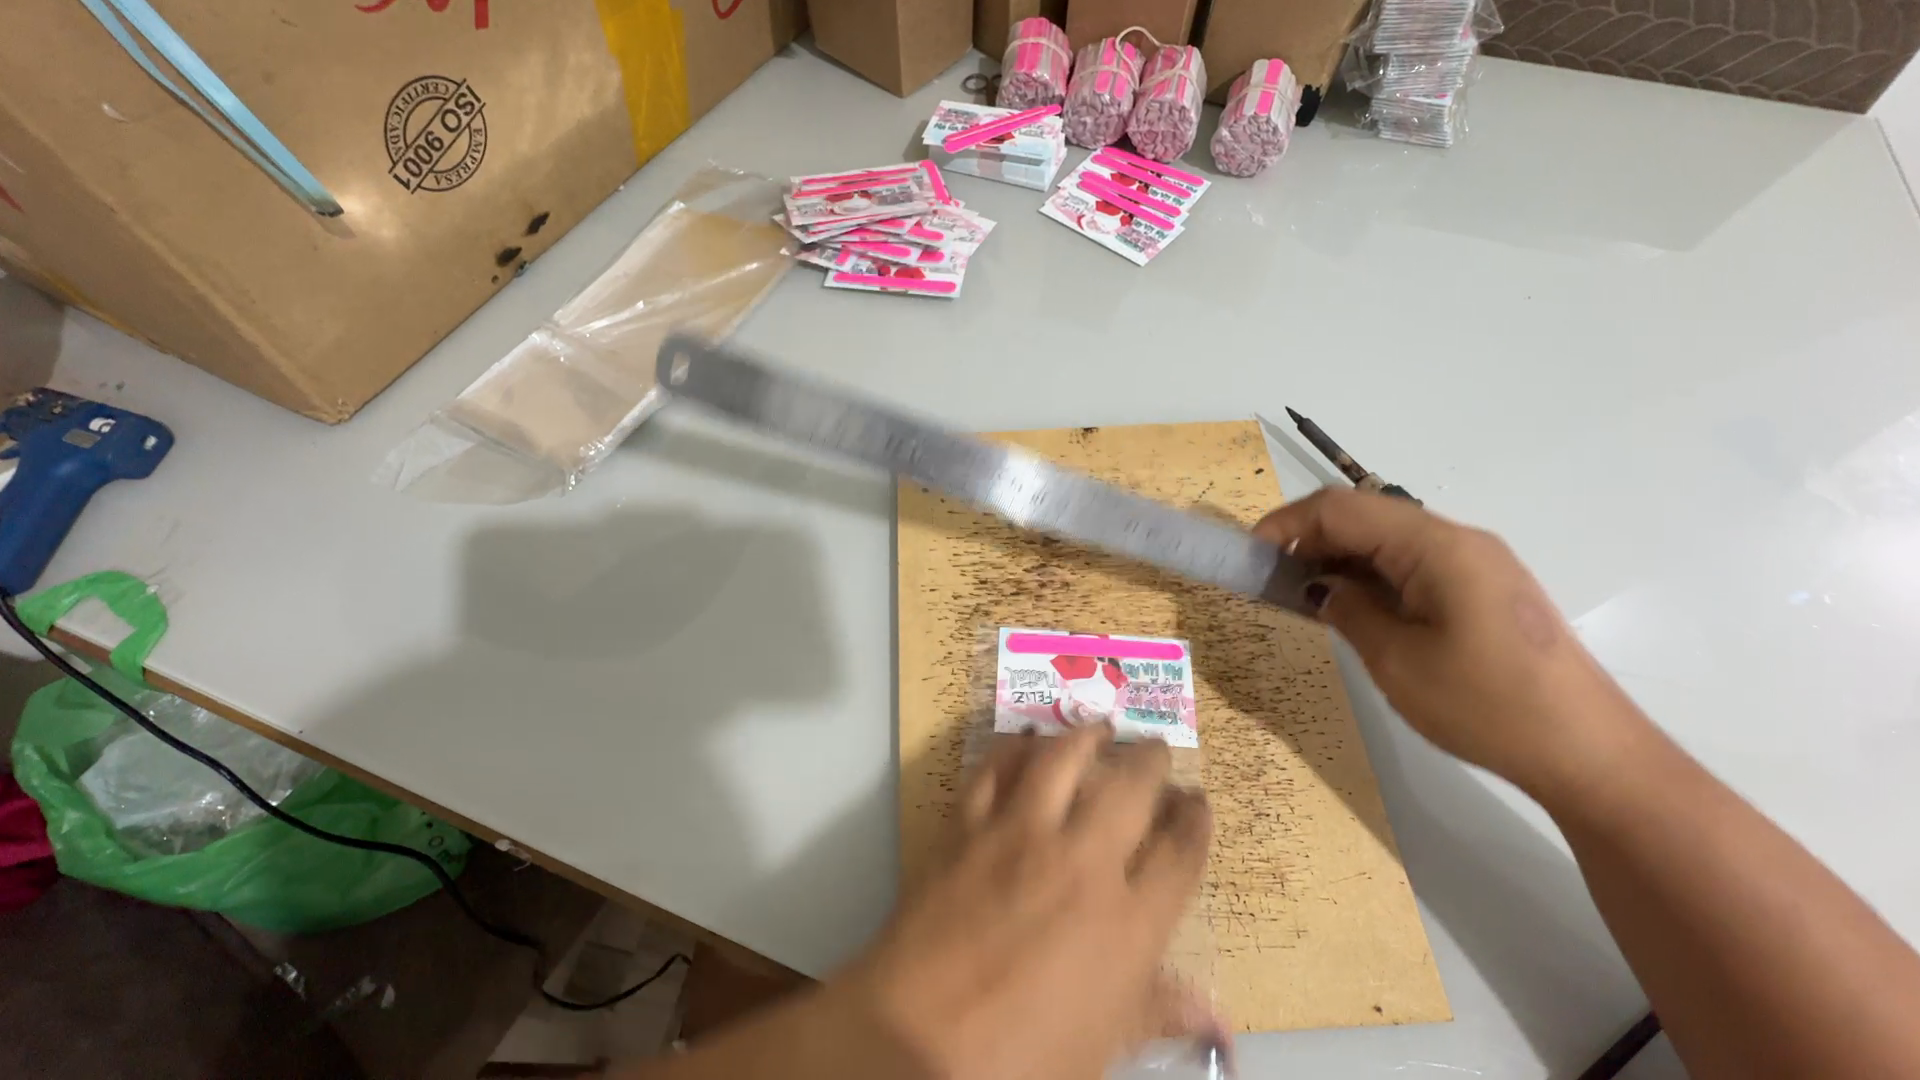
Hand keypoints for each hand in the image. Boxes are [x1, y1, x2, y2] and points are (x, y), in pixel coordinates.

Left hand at [842, 725, 1216, 1079]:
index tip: (1197, 800)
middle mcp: (1082, 862)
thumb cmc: (1021, 1058)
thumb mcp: (1102, 1045)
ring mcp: (1021, 836)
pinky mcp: (967, 828)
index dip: (1195, 820)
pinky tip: (1022, 740)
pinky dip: (1011, 748)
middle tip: (1155, 748)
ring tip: (1098, 726)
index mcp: (1129, 923)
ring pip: (1063, 761)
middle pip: (1130, 789)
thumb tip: (1216, 1017)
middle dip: (1151, 762)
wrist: (917, 1040)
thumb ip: (1157, 1012)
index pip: (1180, 853)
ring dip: (1085, 737)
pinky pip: (993, 770)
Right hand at [1254, 488, 1637, 793]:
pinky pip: (1413, 563)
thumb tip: (1319, 586)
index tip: (1251, 555)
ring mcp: (1476, 563)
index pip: (1344, 508)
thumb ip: (1349, 610)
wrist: (1588, 752)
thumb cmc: (1486, 705)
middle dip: (1311, 538)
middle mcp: (1459, 540)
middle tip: (1271, 579)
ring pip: (1389, 539)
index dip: (1288, 523)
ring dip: (1341, 557)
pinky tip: (1352, 606)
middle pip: (1367, 515)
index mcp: (1437, 546)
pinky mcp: (1484, 589)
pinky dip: (1372, 575)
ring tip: (1302, 595)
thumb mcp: (1397, 661)